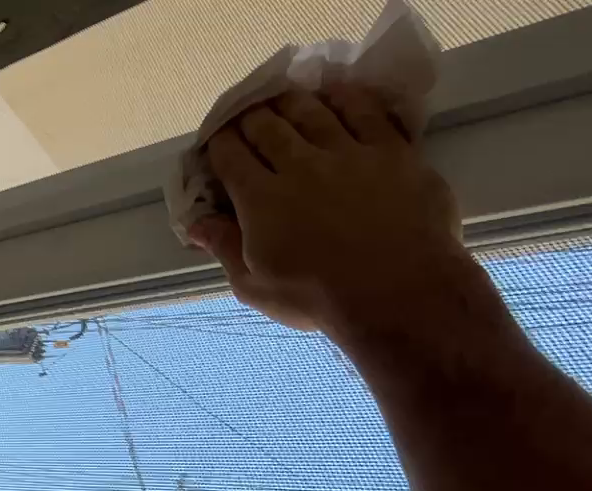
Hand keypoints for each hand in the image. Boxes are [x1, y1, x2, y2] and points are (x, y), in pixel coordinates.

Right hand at [186, 85, 476, 339]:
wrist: (396, 290)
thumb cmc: (314, 296)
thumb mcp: (253, 284)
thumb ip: (224, 248)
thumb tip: (195, 225)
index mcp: (261, 199)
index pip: (231, 157)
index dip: (218, 145)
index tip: (213, 143)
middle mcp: (300, 165)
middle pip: (268, 126)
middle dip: (249, 118)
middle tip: (243, 117)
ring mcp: (348, 152)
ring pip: (312, 111)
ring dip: (290, 102)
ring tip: (281, 99)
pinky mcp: (391, 150)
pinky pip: (365, 110)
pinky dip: (345, 97)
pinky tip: (335, 93)